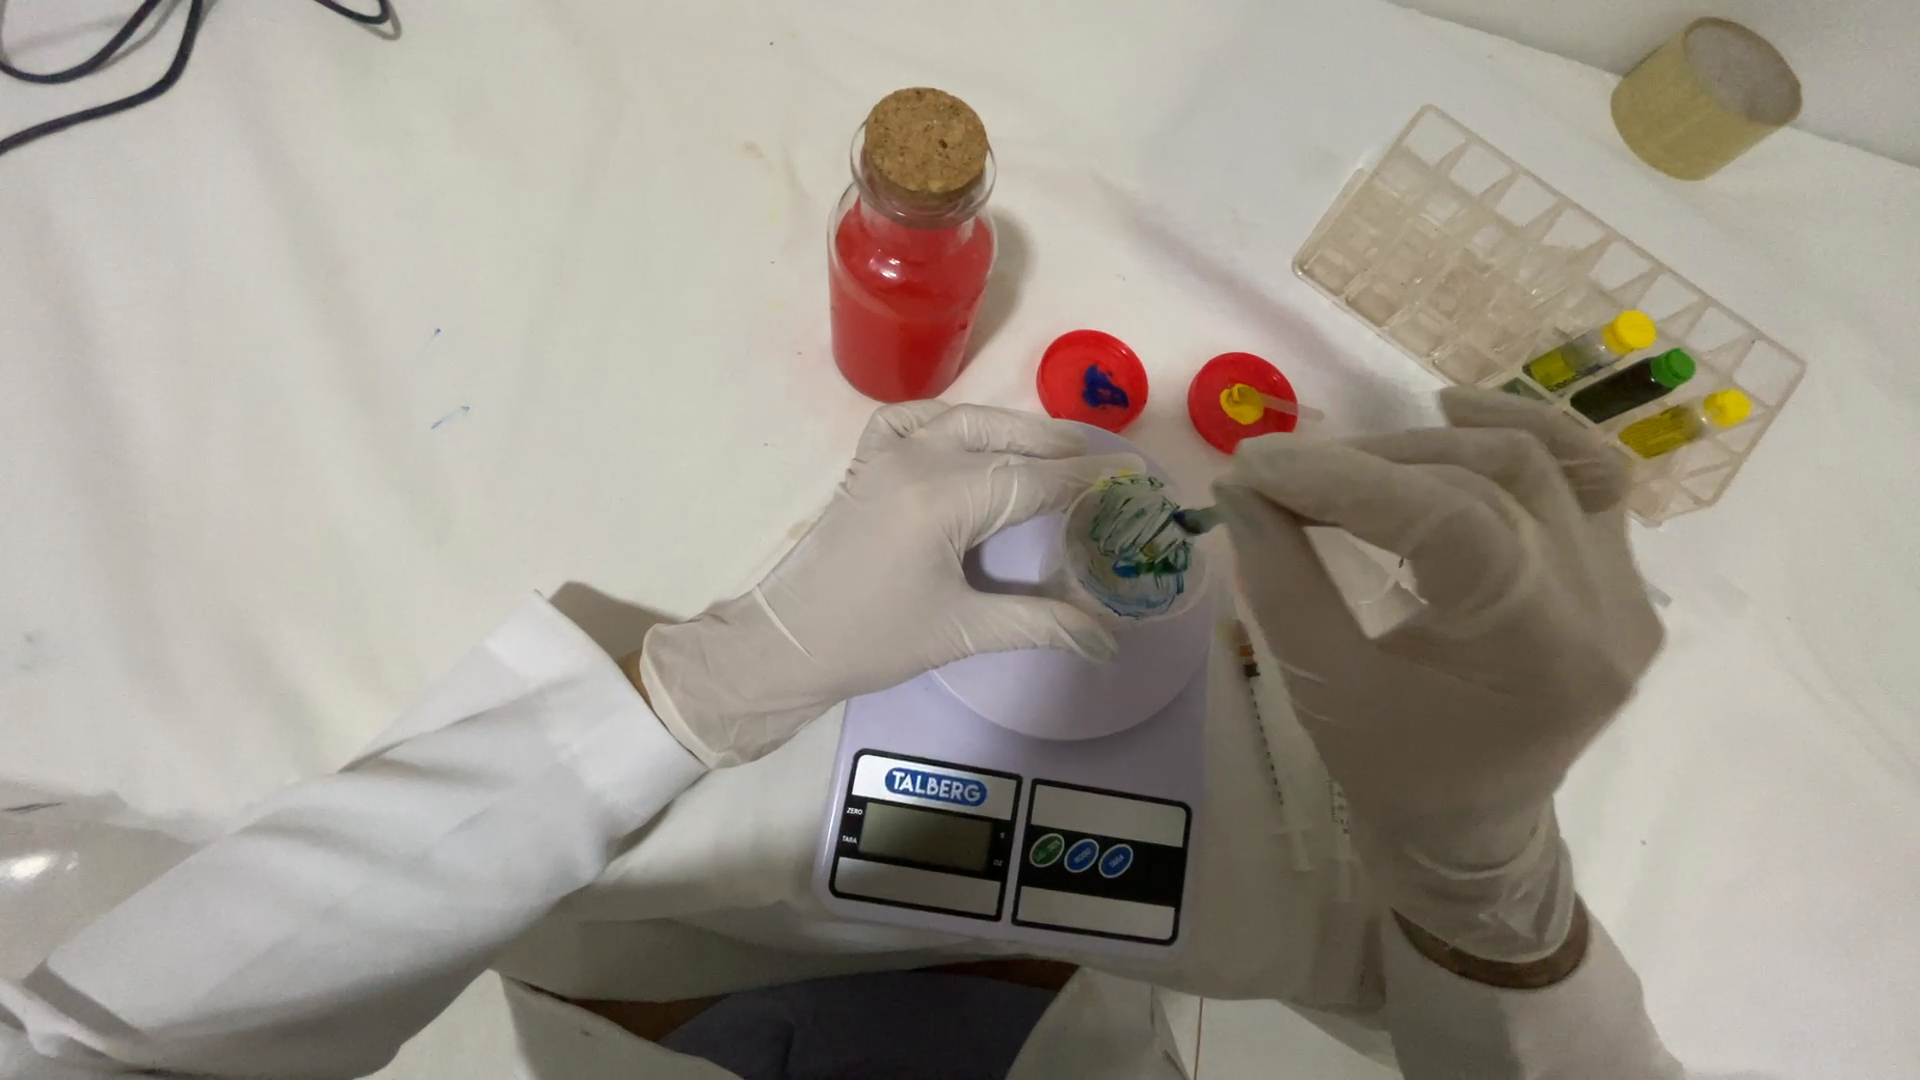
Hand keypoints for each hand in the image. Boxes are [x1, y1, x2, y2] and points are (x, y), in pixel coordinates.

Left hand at [641, 402, 1139, 766]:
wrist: (789, 642)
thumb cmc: (873, 640)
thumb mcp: (964, 632)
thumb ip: (1042, 624)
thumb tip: (1107, 640)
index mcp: (943, 499)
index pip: (1033, 480)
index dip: (1085, 481)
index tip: (1127, 478)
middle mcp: (916, 459)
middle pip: (1005, 437)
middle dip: (1056, 447)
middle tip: (1098, 464)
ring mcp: (884, 454)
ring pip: (964, 418)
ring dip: (1012, 428)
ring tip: (1050, 448)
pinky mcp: (864, 461)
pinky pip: (913, 418)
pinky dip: (948, 419)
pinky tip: (966, 435)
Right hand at [1214, 389, 1663, 961]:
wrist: (1469, 824)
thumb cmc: (1388, 769)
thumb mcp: (1319, 683)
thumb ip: (1280, 577)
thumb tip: (1241, 486)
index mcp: (1536, 655)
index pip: (1447, 521)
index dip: (1341, 478)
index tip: (1253, 465)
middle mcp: (1606, 609)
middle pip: (1488, 477)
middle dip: (1367, 462)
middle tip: (1278, 473)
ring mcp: (1626, 586)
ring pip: (1532, 460)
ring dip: (1422, 446)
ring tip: (1341, 463)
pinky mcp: (1616, 572)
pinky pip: (1581, 474)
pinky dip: (1514, 431)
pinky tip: (1451, 412)